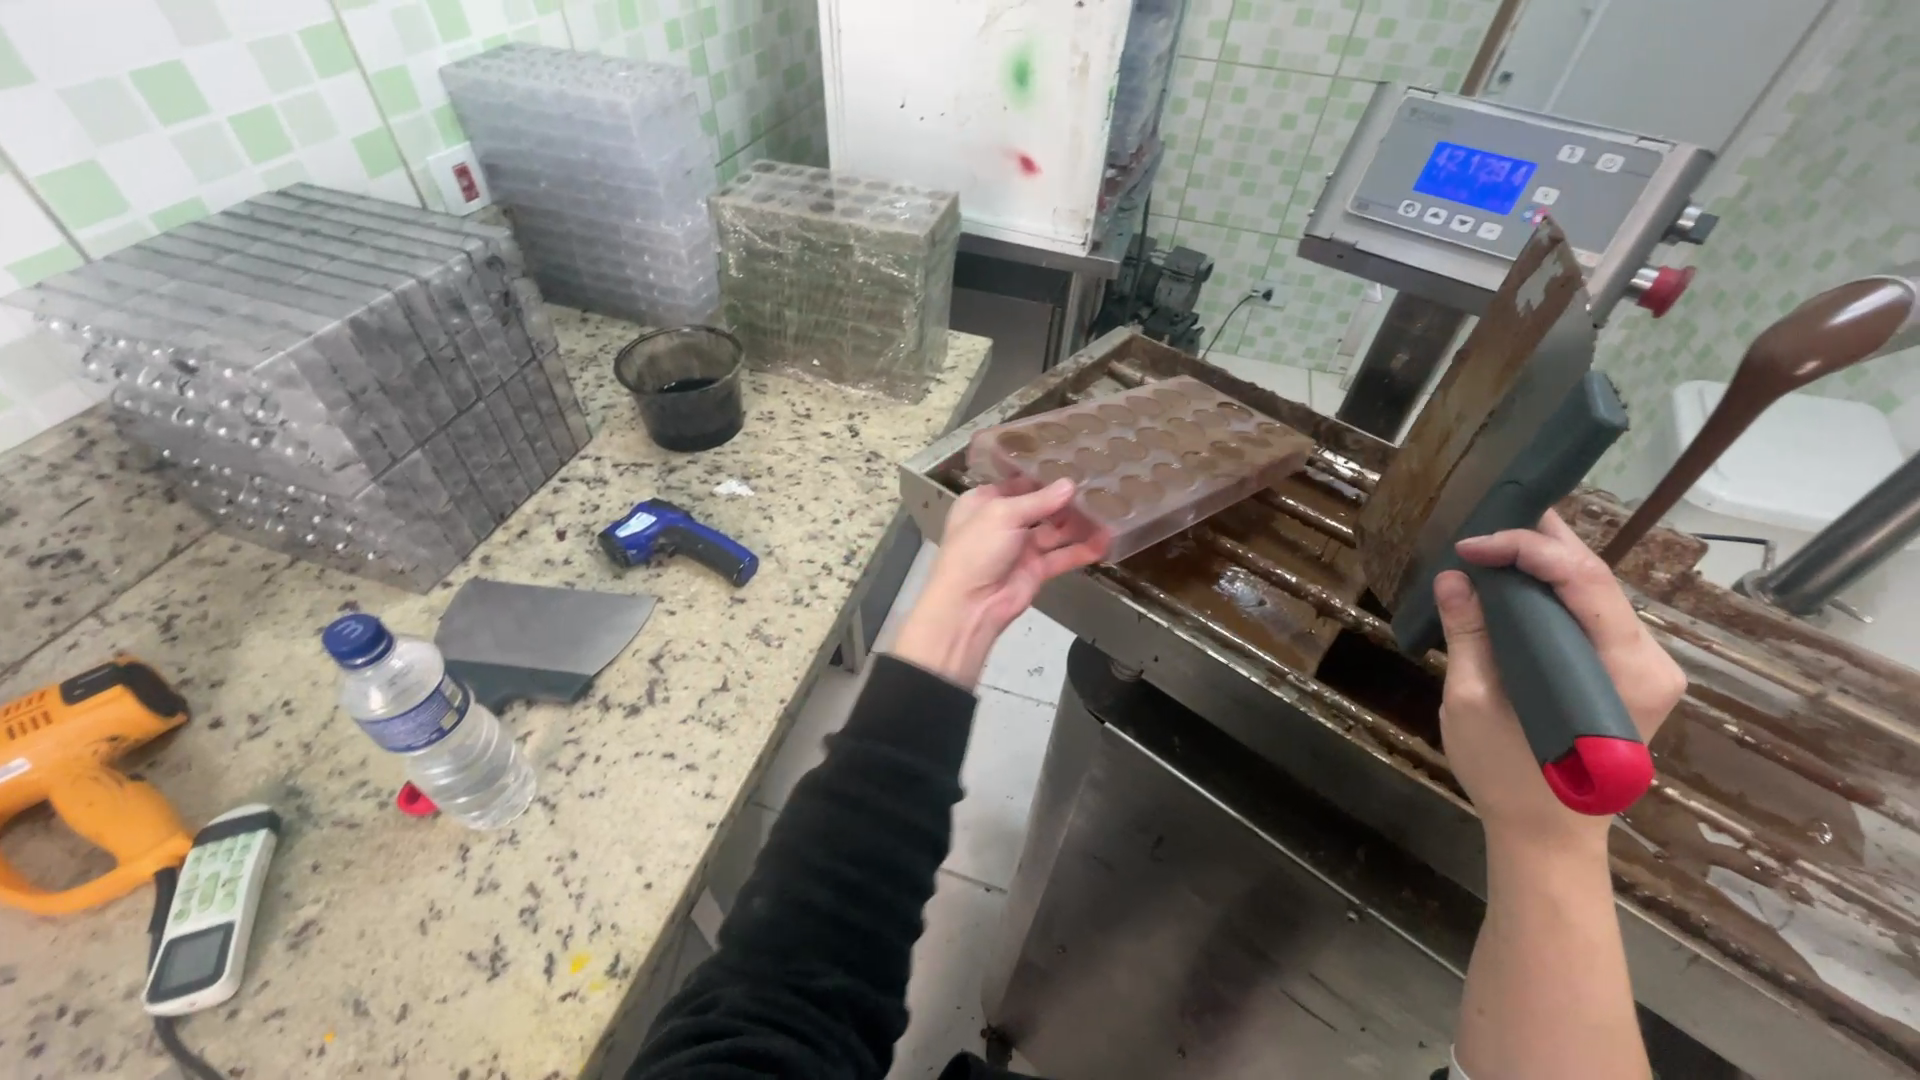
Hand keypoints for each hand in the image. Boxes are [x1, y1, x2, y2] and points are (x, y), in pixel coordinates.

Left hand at [890, 479, 1109, 688]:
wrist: (970, 605)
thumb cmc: (976, 550)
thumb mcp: (1003, 514)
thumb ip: (1039, 500)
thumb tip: (1069, 485)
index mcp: (984, 502)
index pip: (1017, 483)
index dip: (1042, 476)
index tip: (1073, 465)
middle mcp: (1002, 523)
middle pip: (1040, 507)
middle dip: (1066, 501)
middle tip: (1098, 487)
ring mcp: (1020, 547)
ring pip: (1055, 531)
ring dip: (1079, 524)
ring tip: (1110, 511)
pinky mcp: (1036, 570)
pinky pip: (1062, 556)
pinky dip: (1082, 550)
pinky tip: (1105, 541)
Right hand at [1434, 510, 1686, 855]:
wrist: (1547, 835)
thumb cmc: (1508, 775)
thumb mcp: (1473, 701)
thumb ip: (1470, 635)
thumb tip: (1452, 579)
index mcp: (1624, 668)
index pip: (1583, 580)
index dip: (1525, 549)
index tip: (1468, 547)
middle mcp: (1650, 660)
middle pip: (1598, 578)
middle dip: (1540, 542)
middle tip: (1486, 520)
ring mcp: (1642, 667)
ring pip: (1596, 592)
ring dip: (1547, 562)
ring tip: (1496, 540)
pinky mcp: (1625, 674)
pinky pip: (1591, 615)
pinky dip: (1553, 590)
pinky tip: (1518, 578)